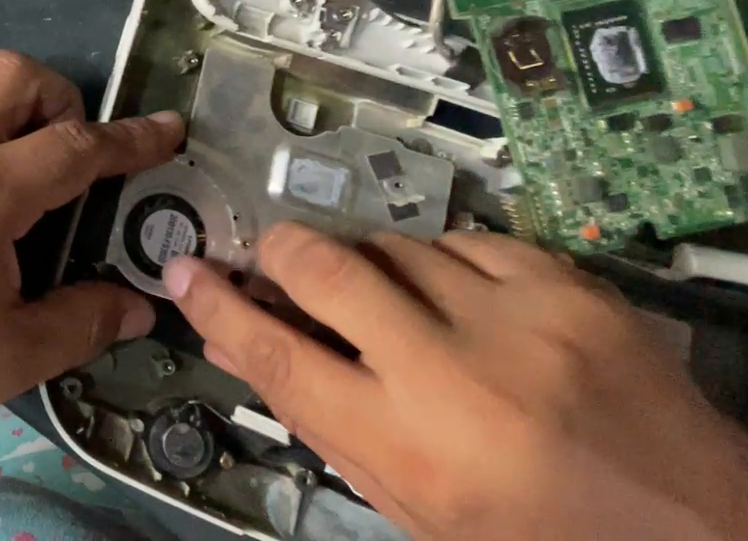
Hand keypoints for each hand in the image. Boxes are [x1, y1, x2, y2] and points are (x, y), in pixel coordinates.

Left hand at [0, 49, 183, 465]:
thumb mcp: (12, 356)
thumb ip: (87, 318)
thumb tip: (143, 302)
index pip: (74, 147)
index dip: (130, 140)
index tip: (168, 128)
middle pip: (14, 75)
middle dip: (62, 100)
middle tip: (73, 156)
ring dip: (4, 90)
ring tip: (19, 147)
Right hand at [163, 225, 747, 540]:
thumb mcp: (414, 508)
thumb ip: (317, 419)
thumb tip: (230, 343)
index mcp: (414, 448)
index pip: (276, 357)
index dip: (216, 305)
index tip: (180, 270)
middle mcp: (455, 374)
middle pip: (320, 266)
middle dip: (280, 253)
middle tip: (273, 261)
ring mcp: (517, 319)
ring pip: (388, 244)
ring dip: (370, 269)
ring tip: (396, 307)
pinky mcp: (567, 284)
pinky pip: (461, 239)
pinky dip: (441, 263)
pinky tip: (460, 299)